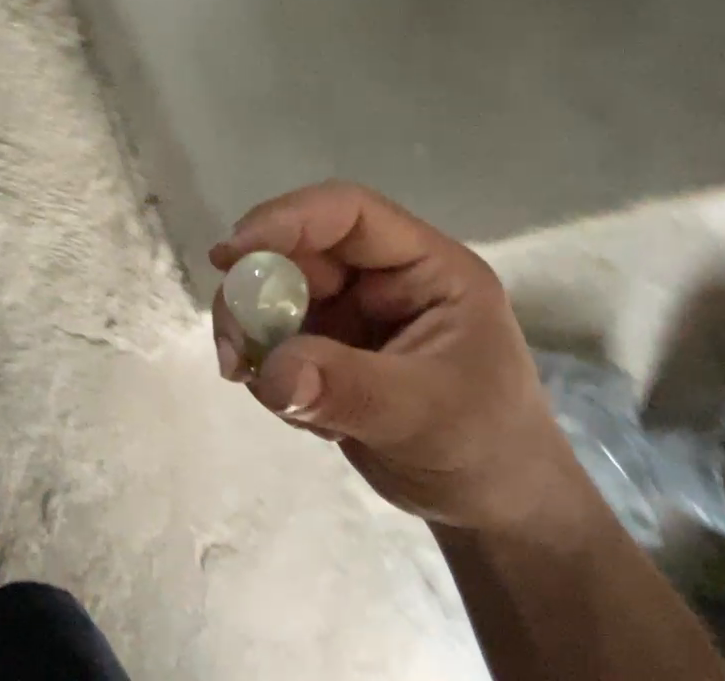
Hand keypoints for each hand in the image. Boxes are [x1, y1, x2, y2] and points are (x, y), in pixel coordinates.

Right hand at [210, 182, 583, 530]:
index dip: (285, 220)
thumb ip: (346, 389)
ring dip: (251, 339)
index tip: (230, 256)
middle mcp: (379, 279)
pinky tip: (297, 414)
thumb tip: (269, 372)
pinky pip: (268, 340)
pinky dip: (264, 371)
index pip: (347, 214)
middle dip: (252, 296)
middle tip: (232, 351)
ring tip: (269, 395)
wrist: (493, 511)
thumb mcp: (424, 417)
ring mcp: (347, 313)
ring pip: (269, 296)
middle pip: (292, 254)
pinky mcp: (321, 347)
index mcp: (425, 269)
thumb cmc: (486, 452)